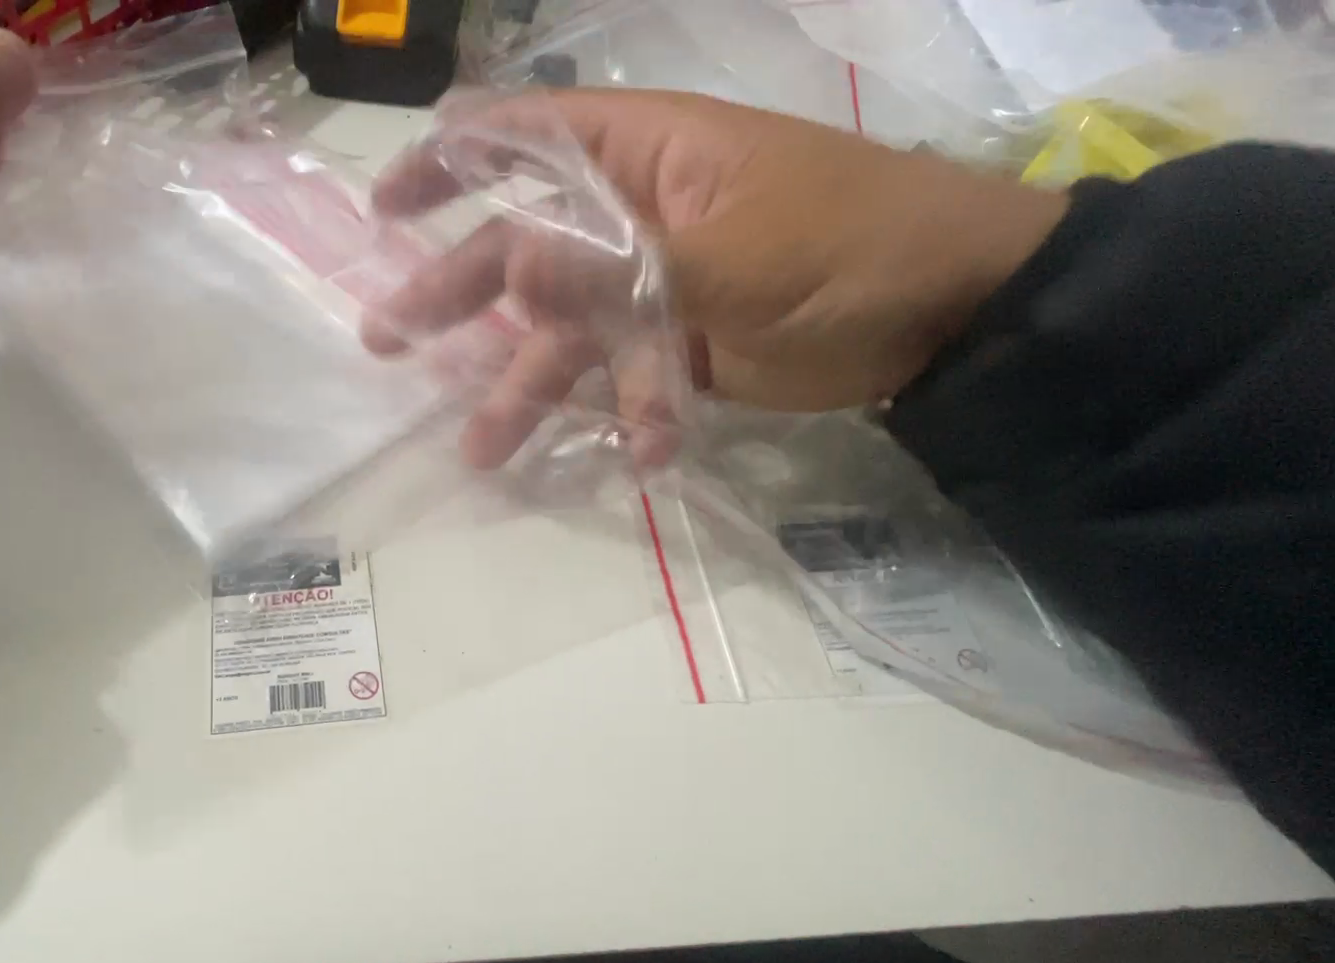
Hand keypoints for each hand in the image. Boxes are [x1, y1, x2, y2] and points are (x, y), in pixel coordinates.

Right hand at [364, 89, 1067, 467]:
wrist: (949, 314)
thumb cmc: (847, 246)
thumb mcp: (726, 253)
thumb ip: (612, 266)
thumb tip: (505, 265)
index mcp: (640, 158)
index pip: (524, 140)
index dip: (447, 165)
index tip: (385, 205)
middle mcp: (630, 218)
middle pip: (519, 252)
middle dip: (453, 294)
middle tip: (385, 338)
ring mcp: (649, 287)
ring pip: (564, 335)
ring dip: (525, 391)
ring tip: (481, 449)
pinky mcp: (675, 347)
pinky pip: (625, 382)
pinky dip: (629, 416)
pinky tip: (644, 450)